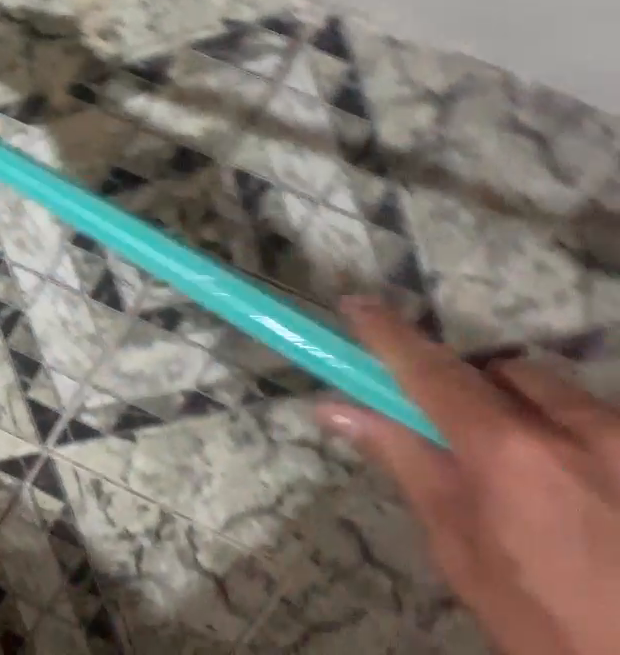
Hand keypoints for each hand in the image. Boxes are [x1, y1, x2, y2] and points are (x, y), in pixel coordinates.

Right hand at [317, 299, 619, 654]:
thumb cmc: (547, 621)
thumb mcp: (463, 550)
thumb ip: (409, 466)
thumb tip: (336, 410)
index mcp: (511, 453)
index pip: (430, 371)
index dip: (387, 334)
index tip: (356, 305)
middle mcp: (585, 434)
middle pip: (511, 374)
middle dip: (476, 386)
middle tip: (455, 426)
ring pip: (571, 400)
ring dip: (538, 414)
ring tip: (537, 474)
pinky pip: (611, 430)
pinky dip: (586, 444)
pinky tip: (590, 494)